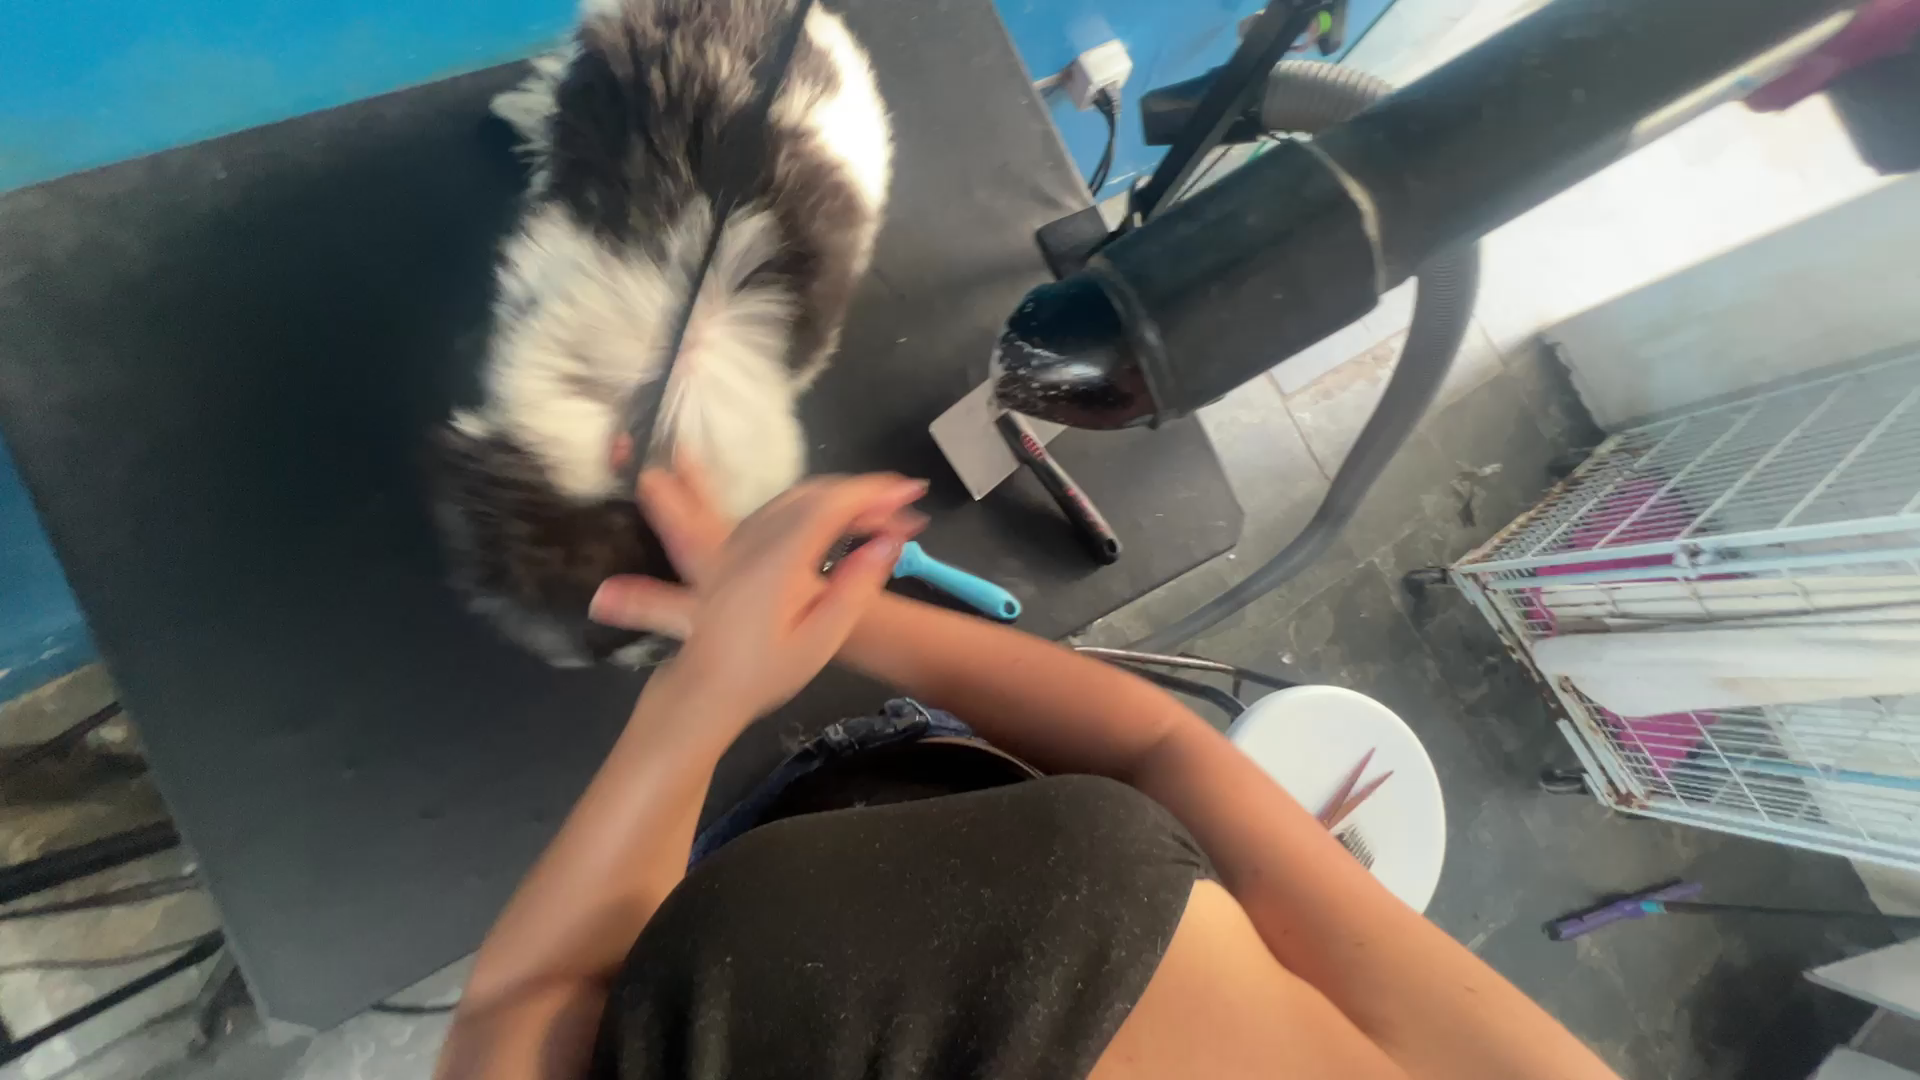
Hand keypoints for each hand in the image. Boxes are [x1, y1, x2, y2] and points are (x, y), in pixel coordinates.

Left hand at [591, 464, 928, 717]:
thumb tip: (889, 542)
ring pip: (798, 496)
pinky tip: (840, 521)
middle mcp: (754, 540)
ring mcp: (739, 539)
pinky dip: (818, 504)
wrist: (705, 688)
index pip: (830, 507)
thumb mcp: (820, 641)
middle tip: (907, 508)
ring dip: (843, 497)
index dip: (874, 492)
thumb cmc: (766, 672)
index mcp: (777, 562)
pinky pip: (782, 508)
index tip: (912, 492)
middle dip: (865, 492)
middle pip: (816, 494)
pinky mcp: (735, 545)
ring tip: (882, 514)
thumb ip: (856, 588)